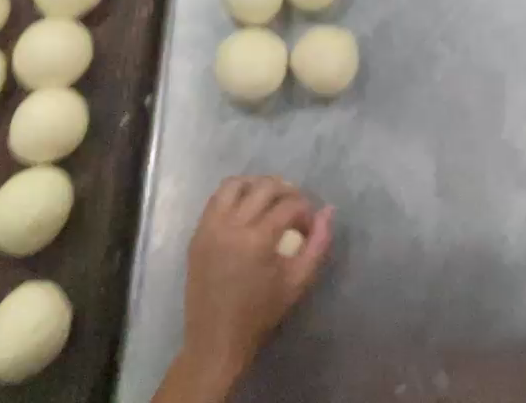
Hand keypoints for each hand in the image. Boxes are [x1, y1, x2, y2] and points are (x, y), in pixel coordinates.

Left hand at [180, 176, 334, 379]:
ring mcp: (210, 228)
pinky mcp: (197, 234)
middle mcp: (231, 226)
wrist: (216, 340)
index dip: (306, 211)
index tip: (309, 226)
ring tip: (270, 199)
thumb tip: (328, 210)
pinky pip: (216, 199)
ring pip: (235, 184)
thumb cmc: (260, 313)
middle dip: (287, 191)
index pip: (290, 205)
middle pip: (264, 187)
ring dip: (257, 185)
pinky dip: (235, 195)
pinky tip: (248, 208)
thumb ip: (319, 243)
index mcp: (257, 240)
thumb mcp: (298, 281)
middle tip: (295, 208)